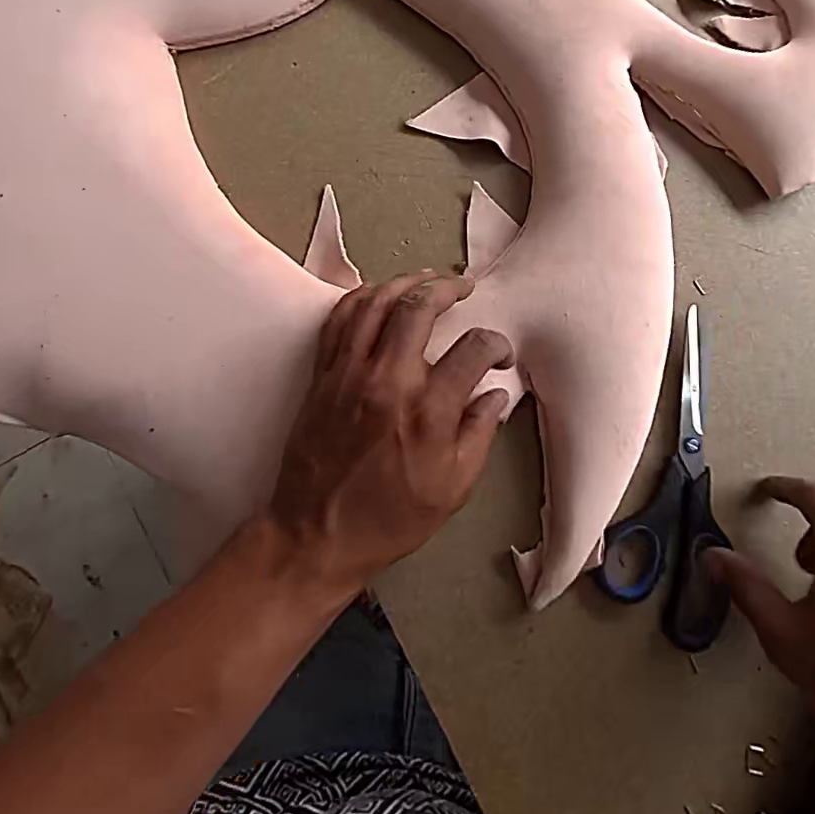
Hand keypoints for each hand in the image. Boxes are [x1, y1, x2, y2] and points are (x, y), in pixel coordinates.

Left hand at [264, 270, 514, 596]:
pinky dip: (360, 298)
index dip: (495, 345)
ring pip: (375, 303)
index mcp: (426, 414)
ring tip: (425, 279)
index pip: (473, 351)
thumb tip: (495, 396)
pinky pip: (339, 320)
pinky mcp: (322, 377)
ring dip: (403, 282)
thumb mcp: (453, 488)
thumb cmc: (386, 519)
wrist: (316, 534)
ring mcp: (348, 375)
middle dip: (447, 287)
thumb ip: (479, 434)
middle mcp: (386, 383)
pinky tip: (376, 295)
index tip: (498, 354)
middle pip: (418, 307)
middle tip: (462, 286)